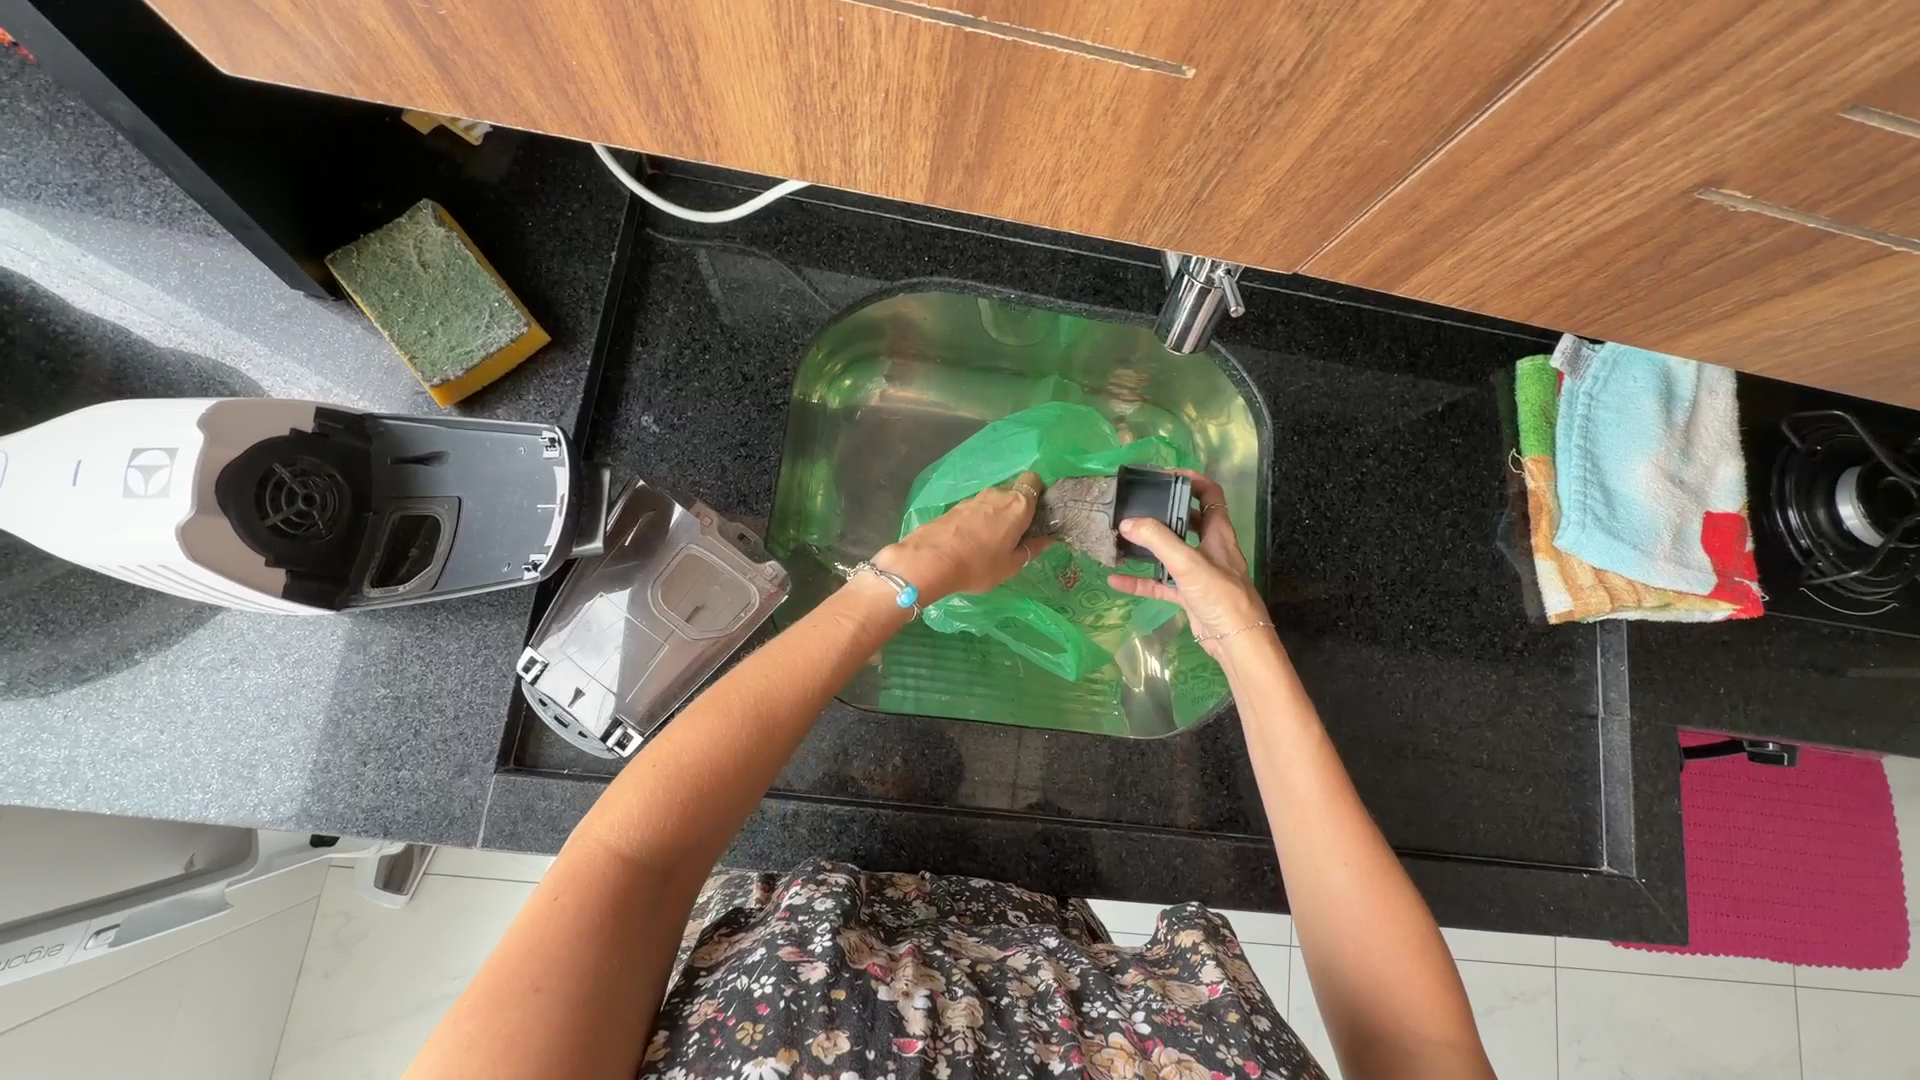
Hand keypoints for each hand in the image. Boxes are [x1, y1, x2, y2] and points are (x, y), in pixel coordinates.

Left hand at [874, 471, 1052, 602]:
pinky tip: (969, 543)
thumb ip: (1031, 549)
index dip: (1037, 495)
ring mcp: (973, 499)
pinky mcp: (953, 507)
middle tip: (1013, 537)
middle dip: (1015, 510)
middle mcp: (996, 494)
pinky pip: (974, 511)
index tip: (1035, 517)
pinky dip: (976, 522)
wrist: (929, 561)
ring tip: (989, 544)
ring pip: (992, 502)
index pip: (1034, 481)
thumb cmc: (978, 565)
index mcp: (1018, 505)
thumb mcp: (1011, 565)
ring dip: (994, 517)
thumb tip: (1047, 539)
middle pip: (1013, 493)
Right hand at [1107, 469, 1271, 658]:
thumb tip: (1127, 522)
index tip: (1164, 475)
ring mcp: (1198, 573)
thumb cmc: (1220, 595)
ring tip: (1122, 538)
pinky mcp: (1188, 595)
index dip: (1191, 480)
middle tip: (1138, 505)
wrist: (1235, 640)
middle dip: (1163, 512)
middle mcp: (1209, 548)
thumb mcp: (1188, 562)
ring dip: (1148, 547)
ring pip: (1171, 553)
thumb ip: (1158, 540)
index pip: (1210, 494)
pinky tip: (1117, 580)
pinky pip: (1160, 583)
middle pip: (1186, 521)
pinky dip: (1141, 581)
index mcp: (1218, 532)